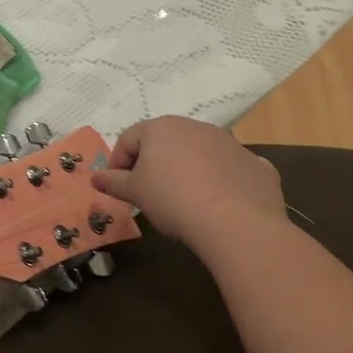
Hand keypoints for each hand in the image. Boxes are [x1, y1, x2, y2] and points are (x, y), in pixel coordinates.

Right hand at [89, 115, 284, 250]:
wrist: (238, 225)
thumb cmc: (174, 201)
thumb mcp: (136, 193)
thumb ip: (114, 182)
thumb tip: (95, 178)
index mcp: (161, 128)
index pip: (129, 139)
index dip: (119, 163)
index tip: (119, 186)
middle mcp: (195, 127)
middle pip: (166, 143)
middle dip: (155, 164)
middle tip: (151, 193)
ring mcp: (230, 144)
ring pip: (201, 153)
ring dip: (190, 170)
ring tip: (187, 200)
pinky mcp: (258, 166)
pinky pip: (233, 170)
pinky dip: (226, 181)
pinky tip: (223, 203)